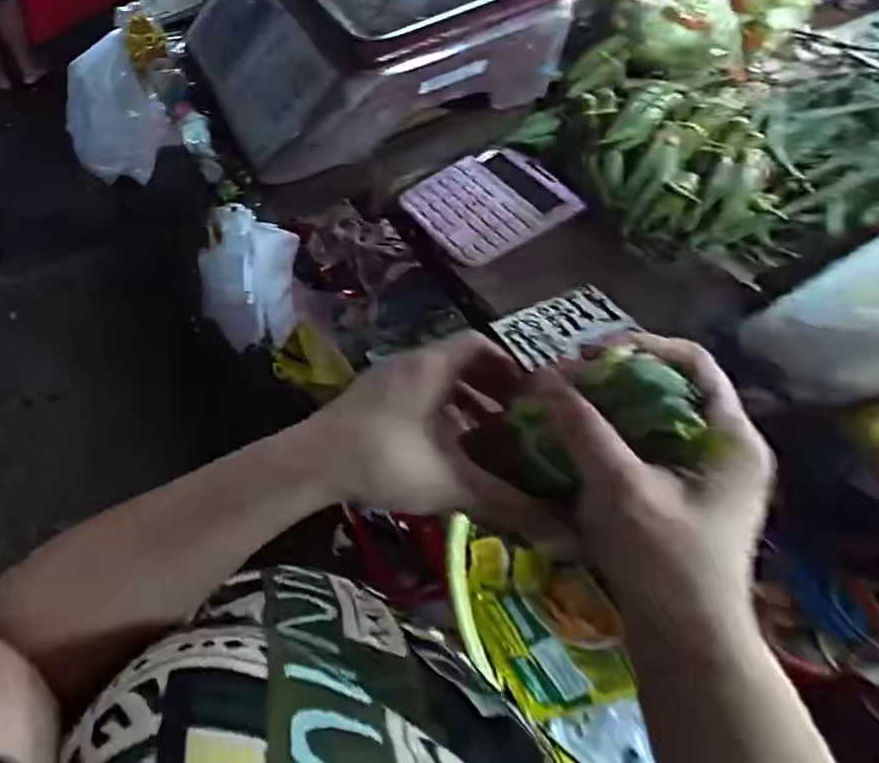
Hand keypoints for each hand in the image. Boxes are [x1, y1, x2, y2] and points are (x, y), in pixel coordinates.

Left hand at [304, 332, 560, 535]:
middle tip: (527, 423)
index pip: (479, 344)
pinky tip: (456, 450)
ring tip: (497, 441)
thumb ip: (509, 503)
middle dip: (496, 390)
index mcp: (428, 366)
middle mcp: (406, 365)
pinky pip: (417, 396)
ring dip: (469, 405)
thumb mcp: (452, 481)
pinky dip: (442, 414)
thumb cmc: (384, 458)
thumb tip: (567, 533)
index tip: (540, 396)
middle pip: (460, 364)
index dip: (513, 365)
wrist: (311, 462)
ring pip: (437, 383)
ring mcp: (384, 382)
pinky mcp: (371, 401)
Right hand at [542, 333, 773, 642]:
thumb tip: (541, 374)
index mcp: (729, 439)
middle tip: (557, 377)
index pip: (693, 361)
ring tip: (550, 400)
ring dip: (594, 398)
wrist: (683, 632)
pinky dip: (594, 424)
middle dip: (604, 372)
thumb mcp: (620, 486)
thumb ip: (582, 427)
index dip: (638, 345)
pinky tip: (560, 431)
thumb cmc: (664, 558)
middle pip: (661, 381)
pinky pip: (629, 435)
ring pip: (641, 408)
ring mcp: (692, 465)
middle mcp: (716, 443)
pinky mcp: (666, 482)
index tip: (586, 355)